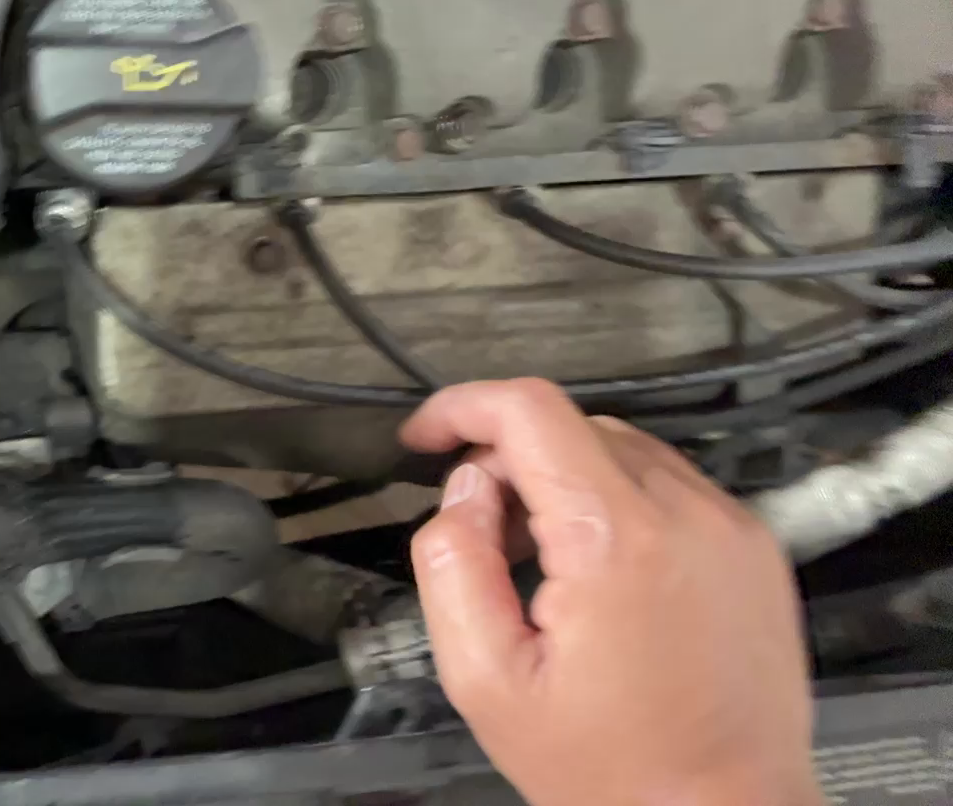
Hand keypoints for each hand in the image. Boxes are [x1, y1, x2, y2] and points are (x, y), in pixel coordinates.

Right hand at [404, 379, 821, 805]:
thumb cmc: (605, 765)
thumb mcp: (481, 672)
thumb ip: (449, 559)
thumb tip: (466, 491)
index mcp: (615, 542)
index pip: (527, 411)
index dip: (457, 408)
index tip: (422, 438)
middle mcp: (688, 519)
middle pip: (563, 422)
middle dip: (496, 453)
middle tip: (473, 519)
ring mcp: (730, 530)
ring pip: (606, 441)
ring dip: (546, 470)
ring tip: (525, 544)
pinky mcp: (750, 548)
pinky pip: (652, 475)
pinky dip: (597, 489)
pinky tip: (581, 554)